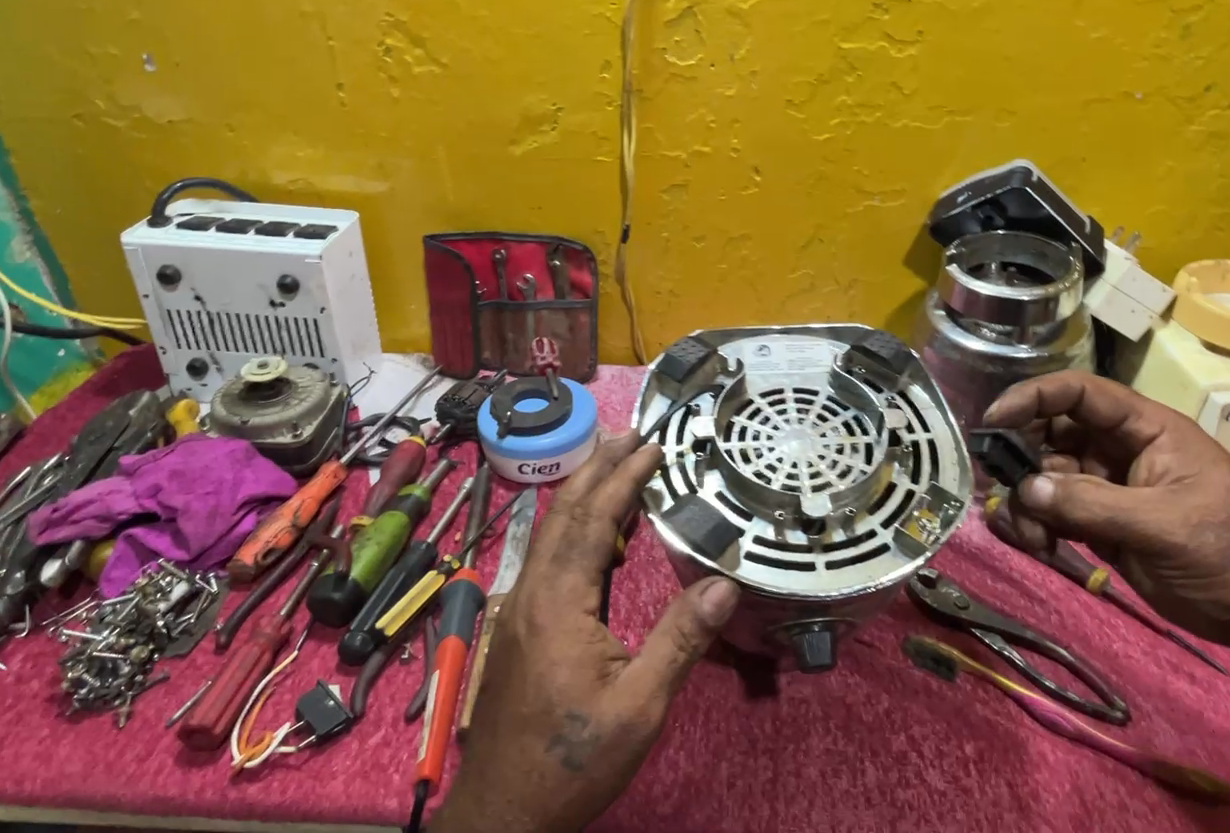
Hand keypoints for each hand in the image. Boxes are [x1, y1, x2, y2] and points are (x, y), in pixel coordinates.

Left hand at [434, 434, 740, 832]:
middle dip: (597, 468)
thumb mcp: (638, 706)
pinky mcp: (522, 626)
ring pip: (551, 534)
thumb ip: (679, 640)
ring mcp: (521, 609)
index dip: (623, 479)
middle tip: (630, 434)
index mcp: (558, 602)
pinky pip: (550, 558)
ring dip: (584, 494)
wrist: (503, 813)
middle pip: (563, 513)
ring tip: (617, 467)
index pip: (593, 521)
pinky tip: (601, 538)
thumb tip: (726, 583)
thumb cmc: (572, 760)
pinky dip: (577, 529)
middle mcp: (532, 592)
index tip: (651, 446)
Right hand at [982, 371, 1229, 643]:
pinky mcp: (1104, 525)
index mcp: (1147, 430)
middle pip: (1052, 434)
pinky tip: (1044, 549)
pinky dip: (1039, 527)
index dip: (1034, 397)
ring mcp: (1111, 489)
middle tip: (1000, 489)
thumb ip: (1094, 505)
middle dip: (1022, 458)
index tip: (994, 421)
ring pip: (1047, 478)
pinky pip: (1056, 514)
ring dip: (1028, 503)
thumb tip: (1025, 488)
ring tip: (1032, 538)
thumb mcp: (1167, 525)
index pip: (1080, 394)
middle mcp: (1121, 451)